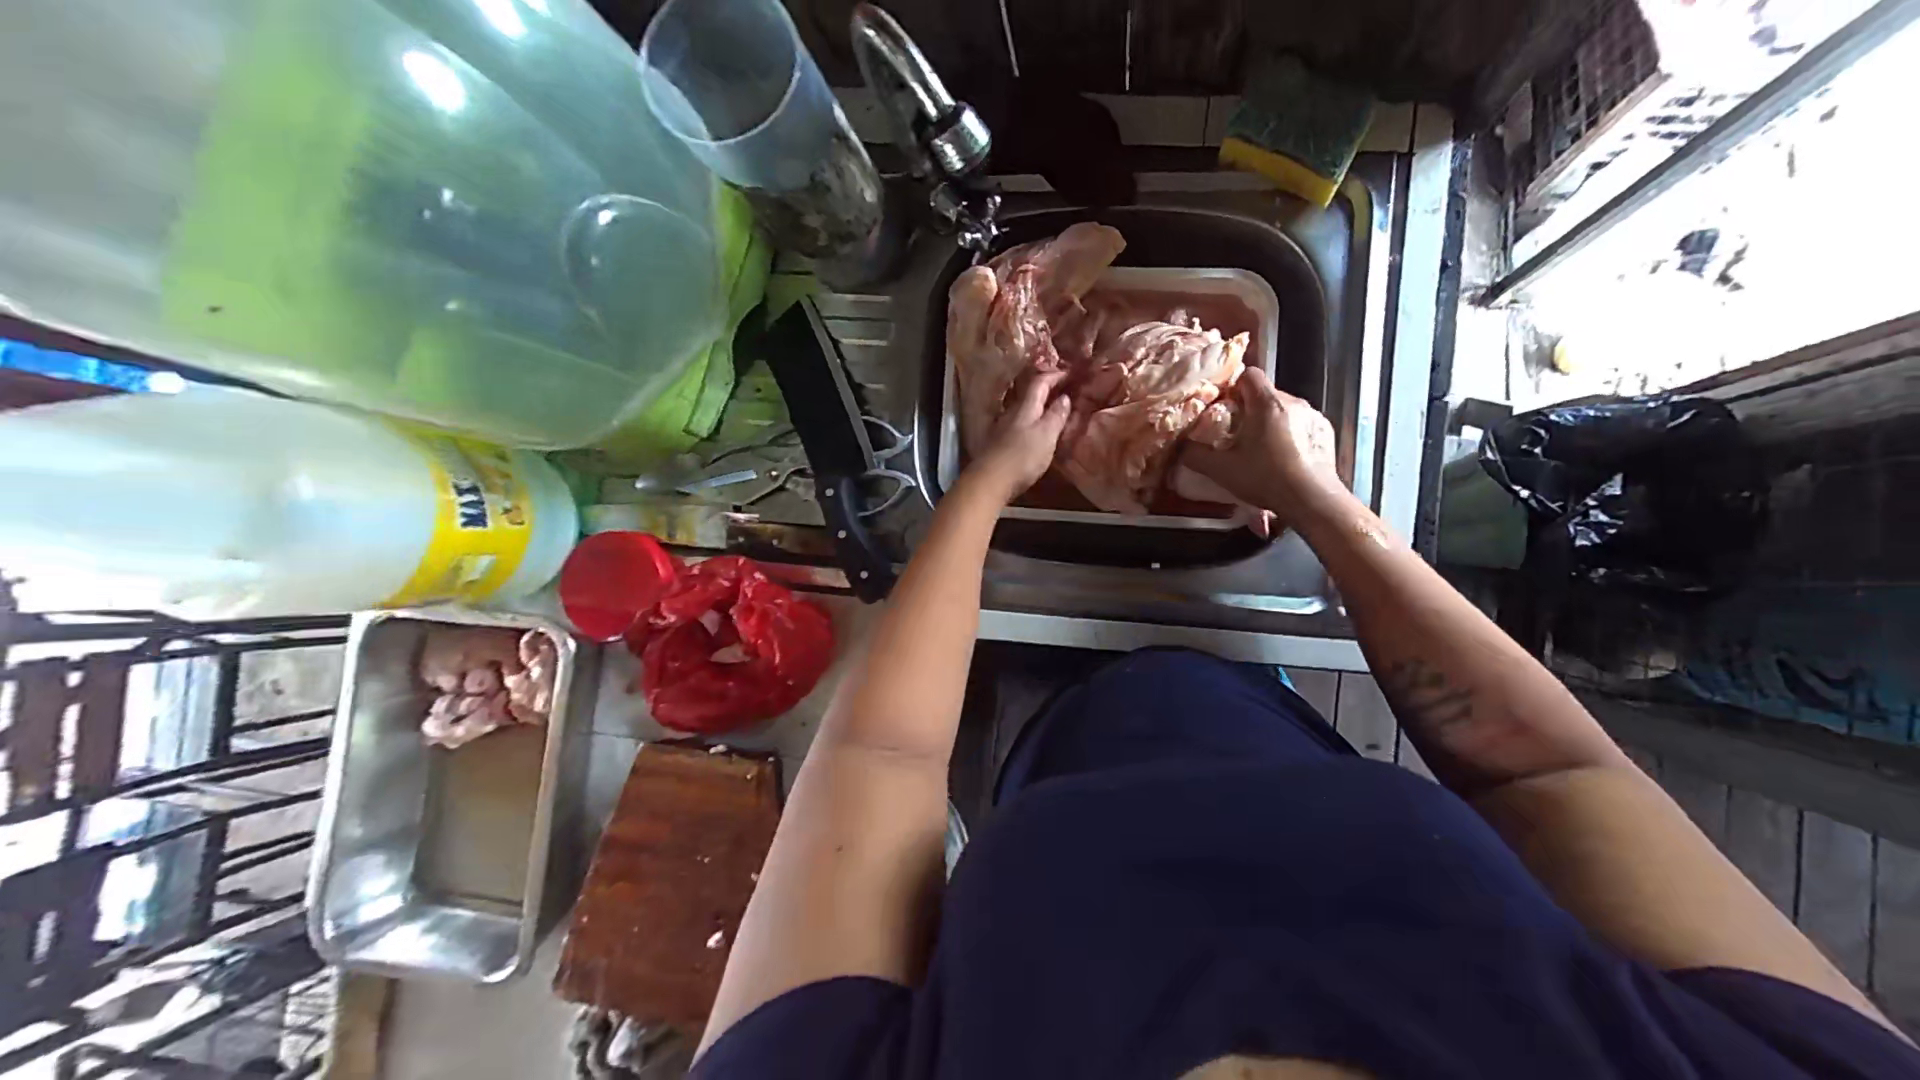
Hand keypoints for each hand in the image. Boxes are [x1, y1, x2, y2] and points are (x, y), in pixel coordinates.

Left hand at [969, 370, 1071, 500]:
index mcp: (1025, 407)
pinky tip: (1038, 431)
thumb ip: (1056, 416)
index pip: (1040, 382)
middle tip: (1066, 389)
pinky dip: (1033, 422)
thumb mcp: (1046, 435)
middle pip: (1030, 394)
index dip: (1055, 375)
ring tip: (1055, 410)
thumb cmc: (1022, 457)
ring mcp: (1004, 429)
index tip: (1071, 373)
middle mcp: (1012, 413)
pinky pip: (1020, 425)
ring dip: (1040, 406)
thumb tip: (1065, 397)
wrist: (990, 482)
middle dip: (1048, 389)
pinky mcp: (1000, 444)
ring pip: (1024, 410)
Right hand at [1181, 368, 1345, 519]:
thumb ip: (1195, 455)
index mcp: (1267, 404)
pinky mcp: (1324, 431)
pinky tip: (1282, 457)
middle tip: (1235, 433)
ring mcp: (1312, 416)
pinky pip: (1300, 423)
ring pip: (1282, 408)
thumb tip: (1180, 447)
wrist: (1312, 500)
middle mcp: (1292, 402)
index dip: (1233, 386)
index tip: (1223, 406)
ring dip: (1269, 421)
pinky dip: (1288, 433)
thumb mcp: (1222, 470)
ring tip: (1259, 448)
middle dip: (1249, 408)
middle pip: (1265, 393)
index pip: (1249, 374)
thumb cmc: (1266, 479)